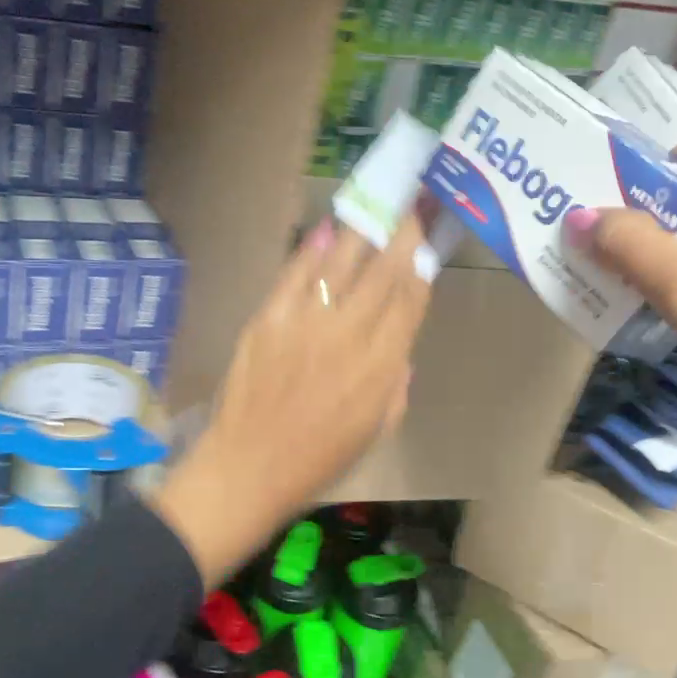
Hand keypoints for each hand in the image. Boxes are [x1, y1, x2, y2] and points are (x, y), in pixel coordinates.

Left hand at [154, 216, 431, 583]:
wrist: (249, 467)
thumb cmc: (318, 461)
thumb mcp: (375, 433)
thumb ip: (394, 386)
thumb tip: (399, 350)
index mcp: (381, 368)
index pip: (409, 303)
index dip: (421, 271)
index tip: (427, 249)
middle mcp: (349, 335)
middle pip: (383, 274)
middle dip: (401, 238)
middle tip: (410, 212)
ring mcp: (306, 322)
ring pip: (342, 265)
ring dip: (363, 234)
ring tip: (375, 211)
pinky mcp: (269, 318)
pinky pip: (296, 274)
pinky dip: (313, 249)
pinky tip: (327, 230)